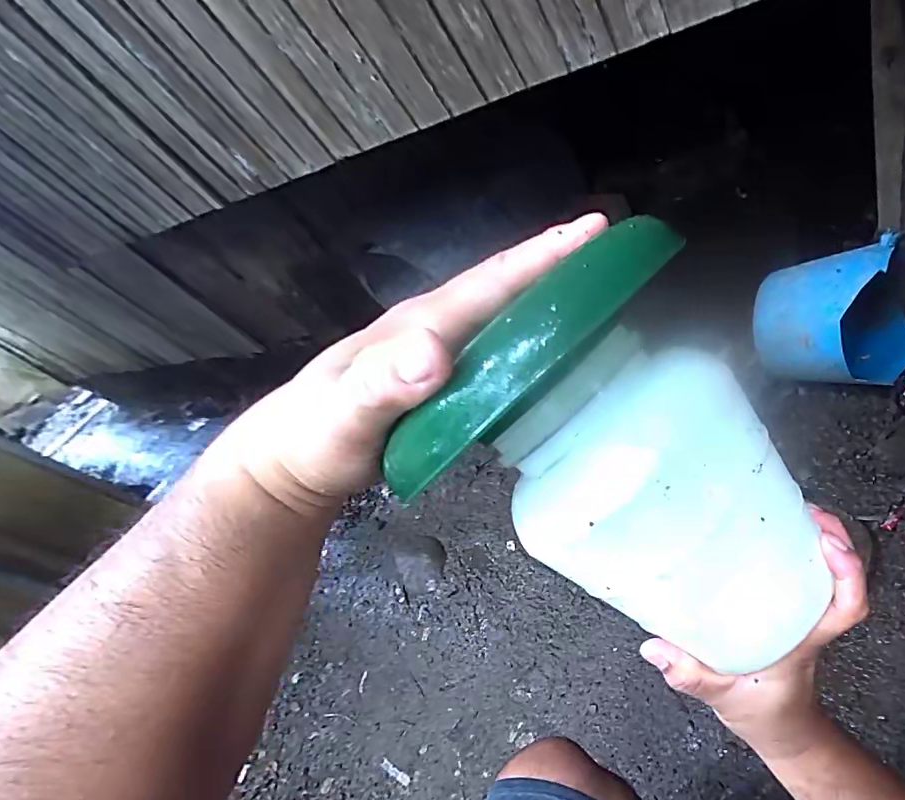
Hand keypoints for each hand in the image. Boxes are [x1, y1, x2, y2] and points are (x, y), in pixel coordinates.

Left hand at [209, 214, 609, 515]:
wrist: (292, 464)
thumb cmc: (315, 438)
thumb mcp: (344, 414)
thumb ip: (383, 385)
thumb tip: (438, 355)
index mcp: (419, 325)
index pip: (490, 281)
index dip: (543, 256)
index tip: (595, 230)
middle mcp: (433, 330)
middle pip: (504, 288)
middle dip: (558, 264)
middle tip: (611, 253)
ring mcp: (439, 358)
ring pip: (503, 318)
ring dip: (549, 300)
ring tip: (595, 294)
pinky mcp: (443, 385)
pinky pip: (497, 354)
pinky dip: (529, 344)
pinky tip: (551, 355)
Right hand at [639, 506, 868, 761]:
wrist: (780, 727)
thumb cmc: (765, 713)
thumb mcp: (724, 697)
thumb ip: (692, 677)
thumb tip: (658, 650)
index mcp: (806, 640)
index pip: (847, 606)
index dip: (848, 571)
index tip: (828, 542)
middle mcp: (810, 621)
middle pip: (840, 575)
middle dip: (831, 536)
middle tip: (804, 509)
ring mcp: (803, 615)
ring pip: (824, 572)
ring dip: (815, 539)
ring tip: (791, 511)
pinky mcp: (789, 613)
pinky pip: (802, 577)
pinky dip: (794, 552)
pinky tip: (770, 538)